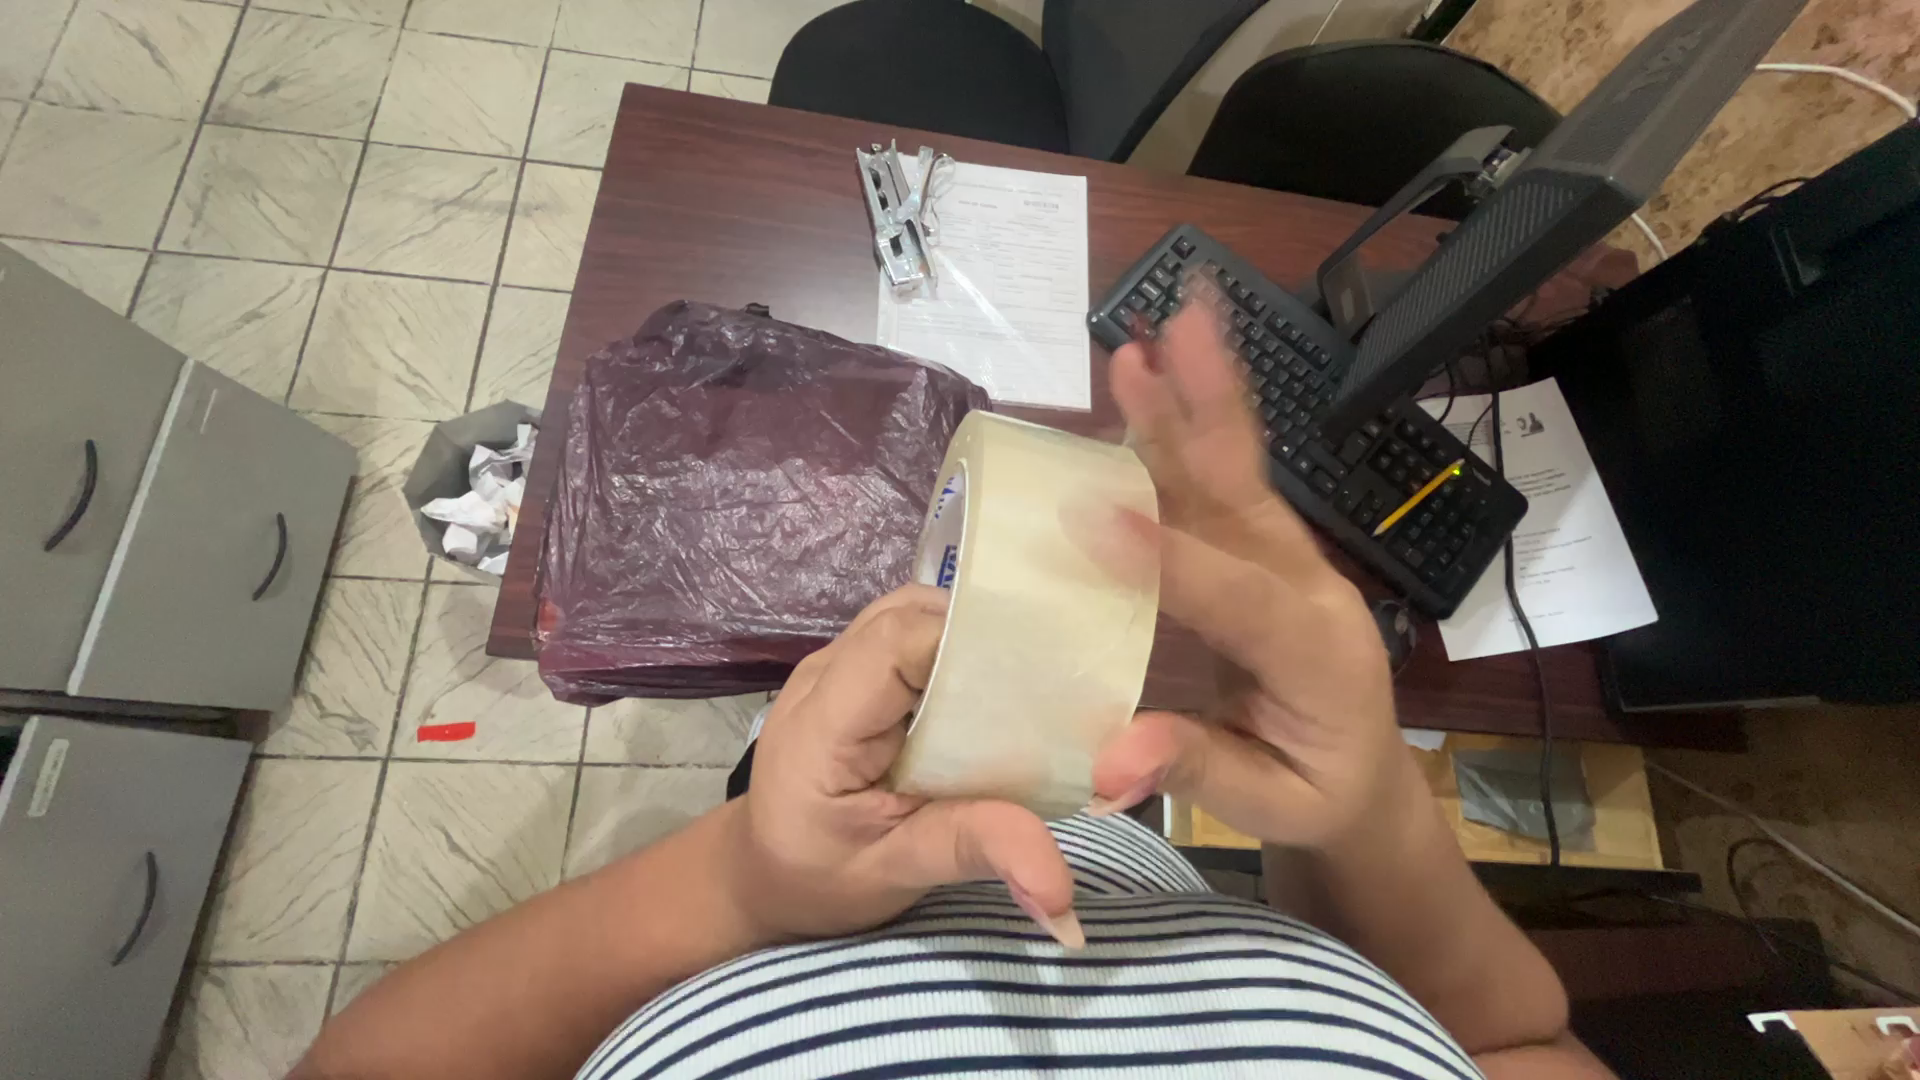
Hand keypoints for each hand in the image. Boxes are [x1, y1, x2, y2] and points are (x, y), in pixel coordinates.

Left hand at [725, 585, 1082, 945]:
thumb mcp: (895, 871)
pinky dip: (948, 645)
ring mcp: (833, 665)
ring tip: (1018, 679)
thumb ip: (970, 851)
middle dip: (975, 634)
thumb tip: (1061, 889)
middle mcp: (823, 675)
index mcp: (824, 724)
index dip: (964, 641)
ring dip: (963, 636)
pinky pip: (904, 632)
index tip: (1032, 672)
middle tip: (1041, 676)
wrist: (762, 870)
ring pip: (906, 613)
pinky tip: (983, 684)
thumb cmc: (820, 878)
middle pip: (905, 615)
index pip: (895, 643)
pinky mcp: (850, 671)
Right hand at [1086, 291, 1415, 848]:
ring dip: (1194, 400)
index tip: (1095, 519)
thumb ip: (1196, 770)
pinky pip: (1222, 483)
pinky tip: (1158, 386)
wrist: (1361, 770)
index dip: (1169, 559)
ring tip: (1161, 334)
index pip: (1240, 597)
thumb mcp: (1268, 803)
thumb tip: (1108, 766)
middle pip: (1248, 493)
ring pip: (1233, 470)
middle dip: (1205, 413)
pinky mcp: (1260, 550)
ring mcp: (1284, 557)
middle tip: (1171, 337)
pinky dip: (1189, 429)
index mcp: (1315, 652)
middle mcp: (1303, 583)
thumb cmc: (1317, 791)